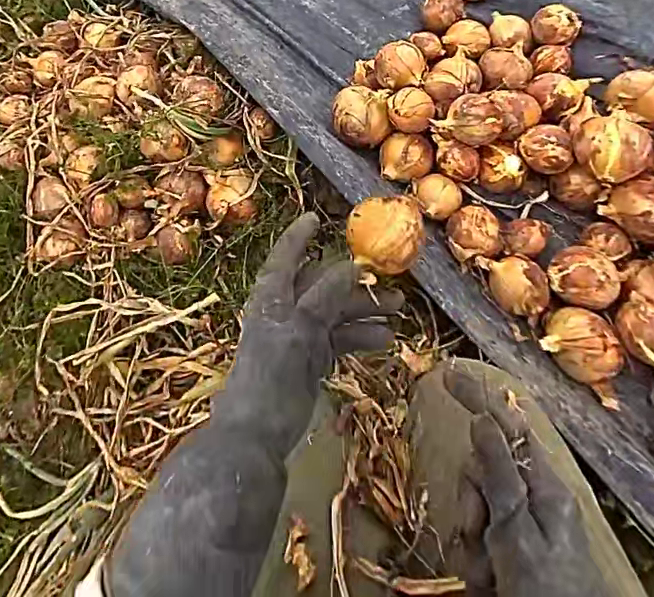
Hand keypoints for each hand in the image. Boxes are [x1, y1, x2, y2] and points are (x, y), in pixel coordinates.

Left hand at [214, 212, 403, 454]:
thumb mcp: (300, 330)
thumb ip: (325, 297)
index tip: (315, 219)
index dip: (299, 237)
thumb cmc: (271, 375)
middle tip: (392, 286)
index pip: (286, 257)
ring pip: (335, 314)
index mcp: (272, 296)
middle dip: (354, 284)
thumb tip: (351, 266)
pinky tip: (384, 340)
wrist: (255, 434)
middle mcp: (285, 310)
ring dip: (363, 311)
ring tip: (398, 313)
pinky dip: (359, 337)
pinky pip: (338, 339)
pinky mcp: (310, 360)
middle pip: (322, 286)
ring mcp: (298, 336)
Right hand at [446, 368, 610, 596]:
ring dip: (471, 536)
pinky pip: (482, 534)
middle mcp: (535, 497)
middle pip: (483, 467)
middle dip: (470, 498)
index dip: (476, 396)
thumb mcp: (515, 529)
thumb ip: (498, 471)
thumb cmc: (547, 591)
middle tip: (477, 532)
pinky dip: (477, 557)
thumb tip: (482, 417)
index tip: (446, 373)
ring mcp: (527, 524)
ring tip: (487, 572)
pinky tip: (488, 582)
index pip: (506, 422)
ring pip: (478, 502)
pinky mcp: (517, 549)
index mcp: (542, 483)